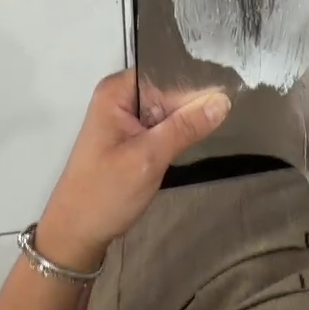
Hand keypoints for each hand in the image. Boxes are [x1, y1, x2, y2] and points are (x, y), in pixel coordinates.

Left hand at [34, 69, 230, 271]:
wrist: (74, 237)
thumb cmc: (105, 193)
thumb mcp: (149, 158)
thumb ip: (186, 126)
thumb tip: (223, 100)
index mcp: (117, 90)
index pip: (166, 73)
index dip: (197, 79)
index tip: (232, 83)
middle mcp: (120, 96)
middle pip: (168, 88)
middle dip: (196, 98)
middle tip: (234, 100)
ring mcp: (124, 118)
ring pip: (167, 108)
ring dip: (189, 116)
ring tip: (227, 113)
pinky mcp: (130, 138)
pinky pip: (161, 124)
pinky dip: (179, 131)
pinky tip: (203, 131)